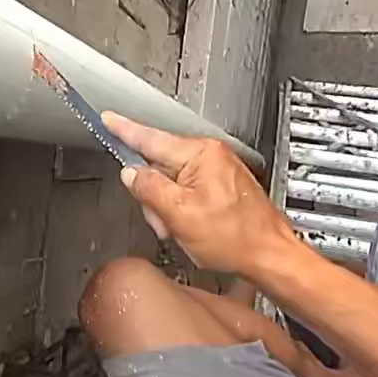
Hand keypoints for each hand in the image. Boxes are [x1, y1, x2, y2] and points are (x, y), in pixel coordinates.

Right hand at [103, 112, 296, 274]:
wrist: (269, 256)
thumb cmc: (237, 237)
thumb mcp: (179, 213)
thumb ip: (148, 189)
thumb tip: (130, 173)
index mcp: (201, 154)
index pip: (151, 138)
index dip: (125, 130)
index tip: (108, 120)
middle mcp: (210, 157)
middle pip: (158, 166)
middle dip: (153, 197)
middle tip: (164, 220)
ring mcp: (216, 172)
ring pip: (170, 184)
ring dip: (167, 210)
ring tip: (182, 229)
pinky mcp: (219, 187)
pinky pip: (185, 194)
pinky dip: (180, 213)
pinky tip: (191, 229)